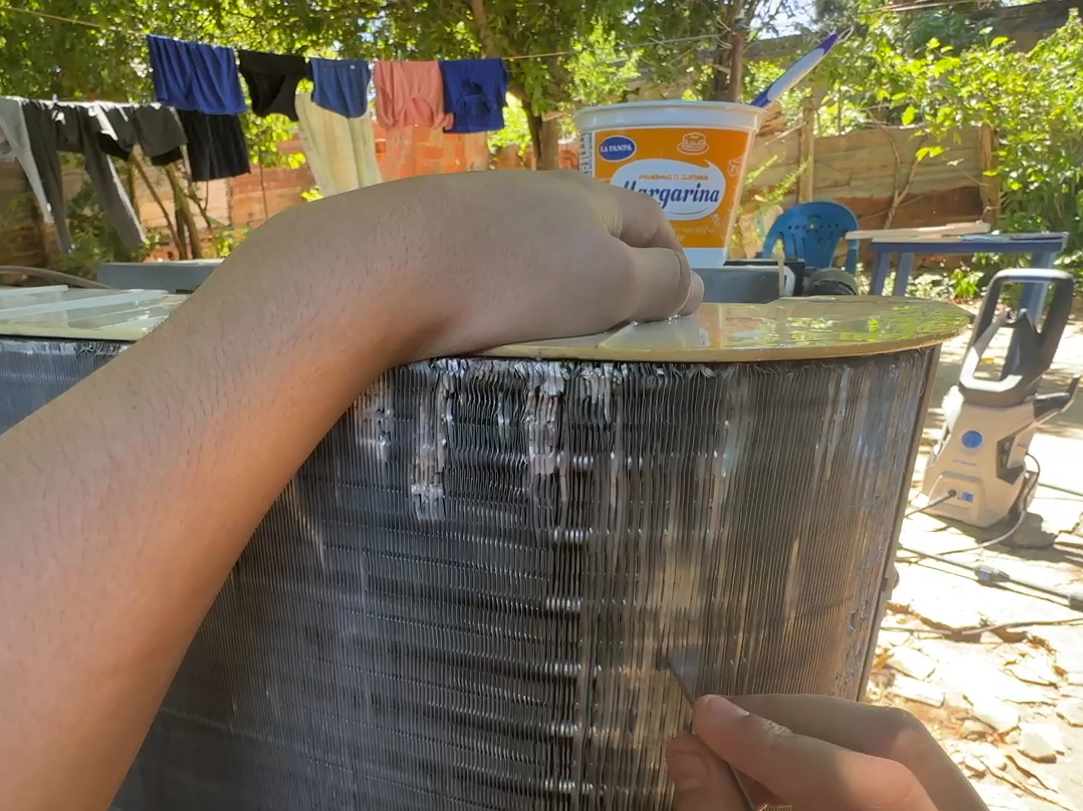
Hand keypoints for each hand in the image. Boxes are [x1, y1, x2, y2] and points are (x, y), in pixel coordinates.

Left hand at [190, 171, 703, 369]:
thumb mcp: (607, 285)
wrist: (384, 271)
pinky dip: (500, 303)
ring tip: (556, 343)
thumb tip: (697, 285)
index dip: (673, 261)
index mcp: (587, 197)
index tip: (678, 308)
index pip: (650, 220)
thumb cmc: (515, 278)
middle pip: (590, 236)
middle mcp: (533, 195)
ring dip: (553, 295)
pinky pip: (484, 276)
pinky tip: (490, 332)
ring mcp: (476, 217)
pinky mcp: (429, 246)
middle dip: (611, 280)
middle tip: (617, 334)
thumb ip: (658, 283)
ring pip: (533, 258)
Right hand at [667, 695, 1073, 810]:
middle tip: (709, 733)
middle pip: (902, 753)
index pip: (881, 801)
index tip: (700, 722)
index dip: (782, 747)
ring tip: (733, 756)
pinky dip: (826, 757)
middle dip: (792, 724)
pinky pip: (903, 774)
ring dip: (807, 734)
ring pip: (904, 750)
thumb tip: (686, 750)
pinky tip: (775, 777)